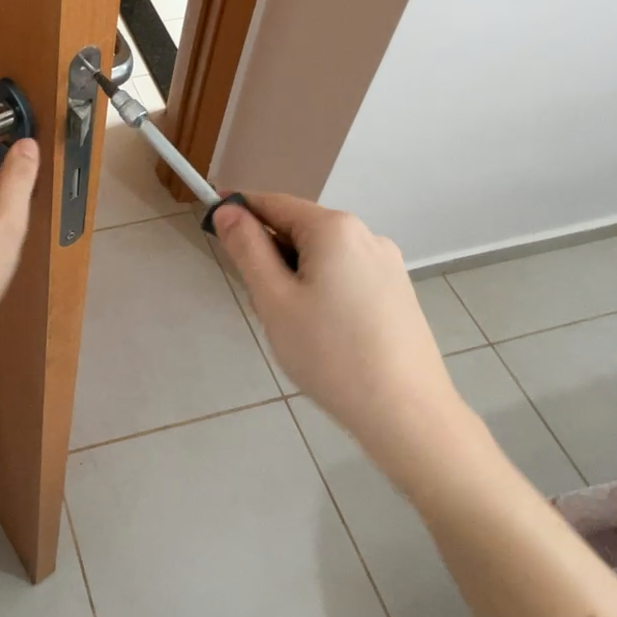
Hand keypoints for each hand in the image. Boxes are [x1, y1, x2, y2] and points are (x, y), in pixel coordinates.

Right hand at [214, 193, 467, 471]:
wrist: (406, 413)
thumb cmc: (330, 354)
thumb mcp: (274, 300)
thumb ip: (248, 249)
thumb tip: (228, 209)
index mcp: (334, 228)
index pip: (273, 203)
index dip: (238, 211)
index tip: (211, 228)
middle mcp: (366, 235)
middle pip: (300, 229)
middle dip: (270, 254)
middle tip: (258, 302)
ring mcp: (388, 264)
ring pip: (323, 256)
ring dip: (296, 275)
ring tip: (293, 327)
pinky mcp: (398, 292)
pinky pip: (346, 276)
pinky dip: (323, 290)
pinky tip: (324, 333)